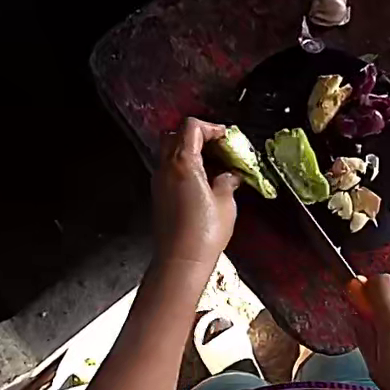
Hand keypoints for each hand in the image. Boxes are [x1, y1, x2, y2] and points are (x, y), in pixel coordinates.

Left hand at [153, 118, 240, 267]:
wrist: (181, 261)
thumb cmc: (204, 232)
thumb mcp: (226, 203)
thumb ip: (227, 181)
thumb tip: (230, 175)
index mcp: (182, 163)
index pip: (191, 127)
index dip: (211, 128)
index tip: (226, 138)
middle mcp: (165, 168)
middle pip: (176, 136)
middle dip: (197, 137)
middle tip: (218, 149)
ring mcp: (159, 183)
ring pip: (170, 153)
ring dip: (190, 153)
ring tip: (213, 167)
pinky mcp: (159, 197)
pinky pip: (169, 172)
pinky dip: (184, 169)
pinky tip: (203, 184)